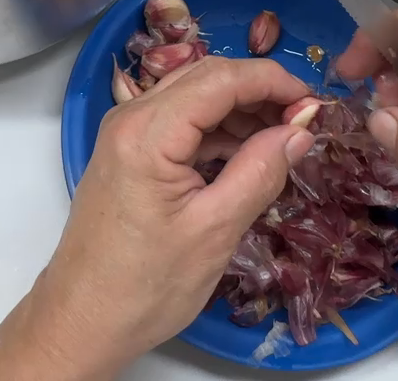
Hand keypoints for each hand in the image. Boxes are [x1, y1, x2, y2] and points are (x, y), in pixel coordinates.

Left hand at [0, 56, 313, 380]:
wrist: (82, 319)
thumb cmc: (145, 285)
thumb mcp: (214, 232)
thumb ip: (260, 172)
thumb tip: (302, 131)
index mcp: (148, 131)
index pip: (219, 79)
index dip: (272, 82)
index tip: (315, 104)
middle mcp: (131, 116)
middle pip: (205, 78)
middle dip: (259, 91)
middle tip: (304, 121)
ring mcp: (127, 130)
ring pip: (194, 95)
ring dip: (240, 109)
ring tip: (284, 137)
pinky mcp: (130, 148)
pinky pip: (181, 120)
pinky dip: (218, 129)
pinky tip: (249, 151)